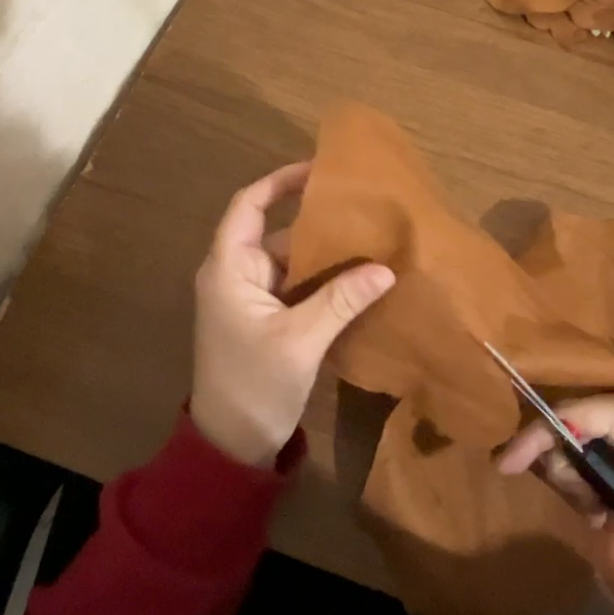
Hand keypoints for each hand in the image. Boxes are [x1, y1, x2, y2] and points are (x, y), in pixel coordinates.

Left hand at [191, 162, 395, 466]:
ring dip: (323, 253)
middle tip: (361, 206)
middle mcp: (235, 275)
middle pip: (275, 232)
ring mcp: (250, 299)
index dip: (280, 182)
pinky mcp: (265, 320)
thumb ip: (341, 301)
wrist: (230, 444)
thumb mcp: (301, 340)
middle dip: (315, 219)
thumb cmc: (254, 385)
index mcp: (229, 269)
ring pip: (289, 261)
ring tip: (369, 238)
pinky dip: (321, 280)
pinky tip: (357, 278)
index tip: (319, 169)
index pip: (250, 206)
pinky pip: (294, 287)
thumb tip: (385, 269)